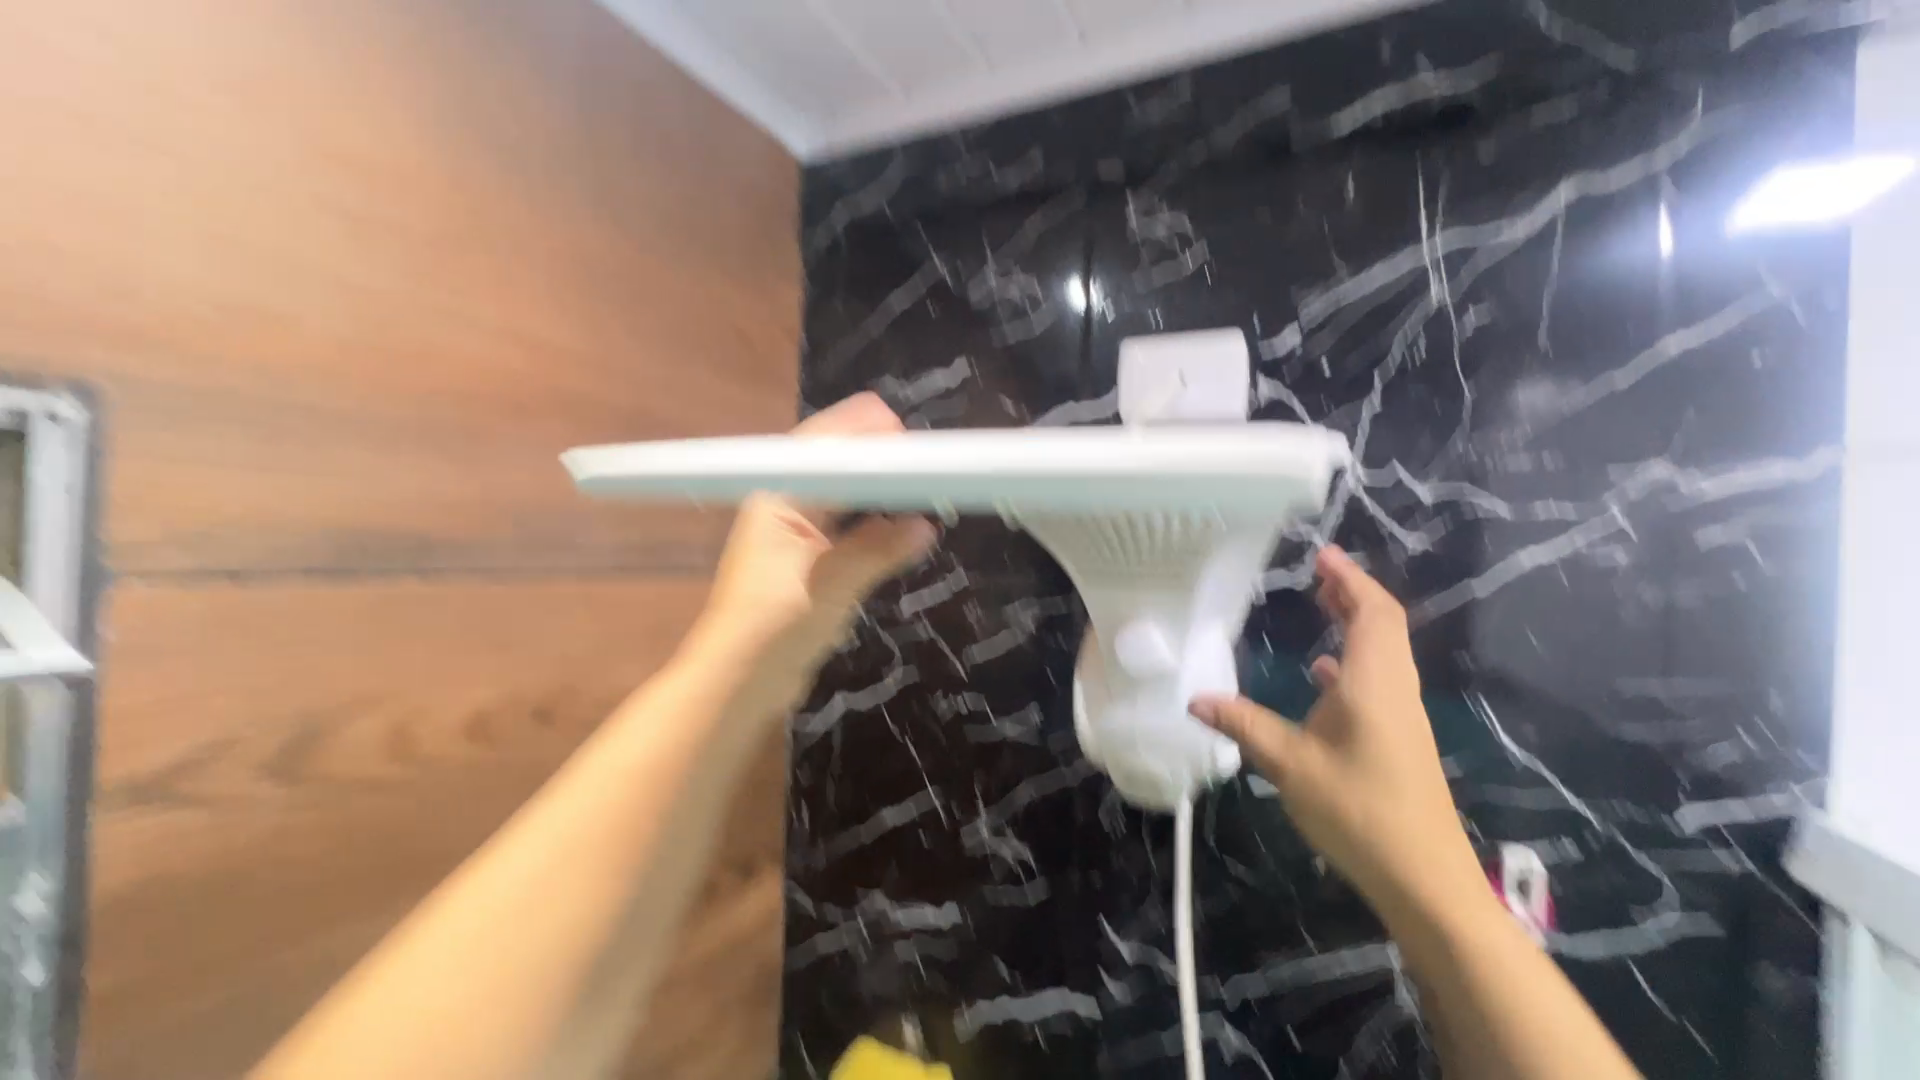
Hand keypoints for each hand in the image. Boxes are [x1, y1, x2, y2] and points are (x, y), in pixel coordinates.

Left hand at [687, 393, 936, 719]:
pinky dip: (876, 521)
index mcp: (779, 496)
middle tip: (930, 467)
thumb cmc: (774, 628)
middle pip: (837, 464)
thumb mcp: (830, 584)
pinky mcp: (810, 560)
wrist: (739, 683)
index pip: (827, 446)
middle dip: (880, 460)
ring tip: (926, 489)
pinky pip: (849, 525)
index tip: (914, 442)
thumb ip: (877, 549)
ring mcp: (797, 532)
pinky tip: (905, 525)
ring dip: (881, 491)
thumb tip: (926, 525)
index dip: (869, 437)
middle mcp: (785, 504)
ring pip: (846, 494)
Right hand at [1189, 546, 1484, 925]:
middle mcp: (1395, 689)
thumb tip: (1196, 699)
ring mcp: (1401, 715)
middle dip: (1353, 594)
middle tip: (1316, 574)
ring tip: (1320, 608)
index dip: (1350, 579)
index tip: (1322, 555)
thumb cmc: (1359, 810)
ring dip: (1356, 625)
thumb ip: (1245, 726)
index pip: (1373, 613)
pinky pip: (1379, 680)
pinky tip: (1323, 677)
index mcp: (1374, 683)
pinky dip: (1354, 662)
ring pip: (1384, 652)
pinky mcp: (1399, 738)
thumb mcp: (1290, 765)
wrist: (1423, 875)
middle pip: (1384, 626)